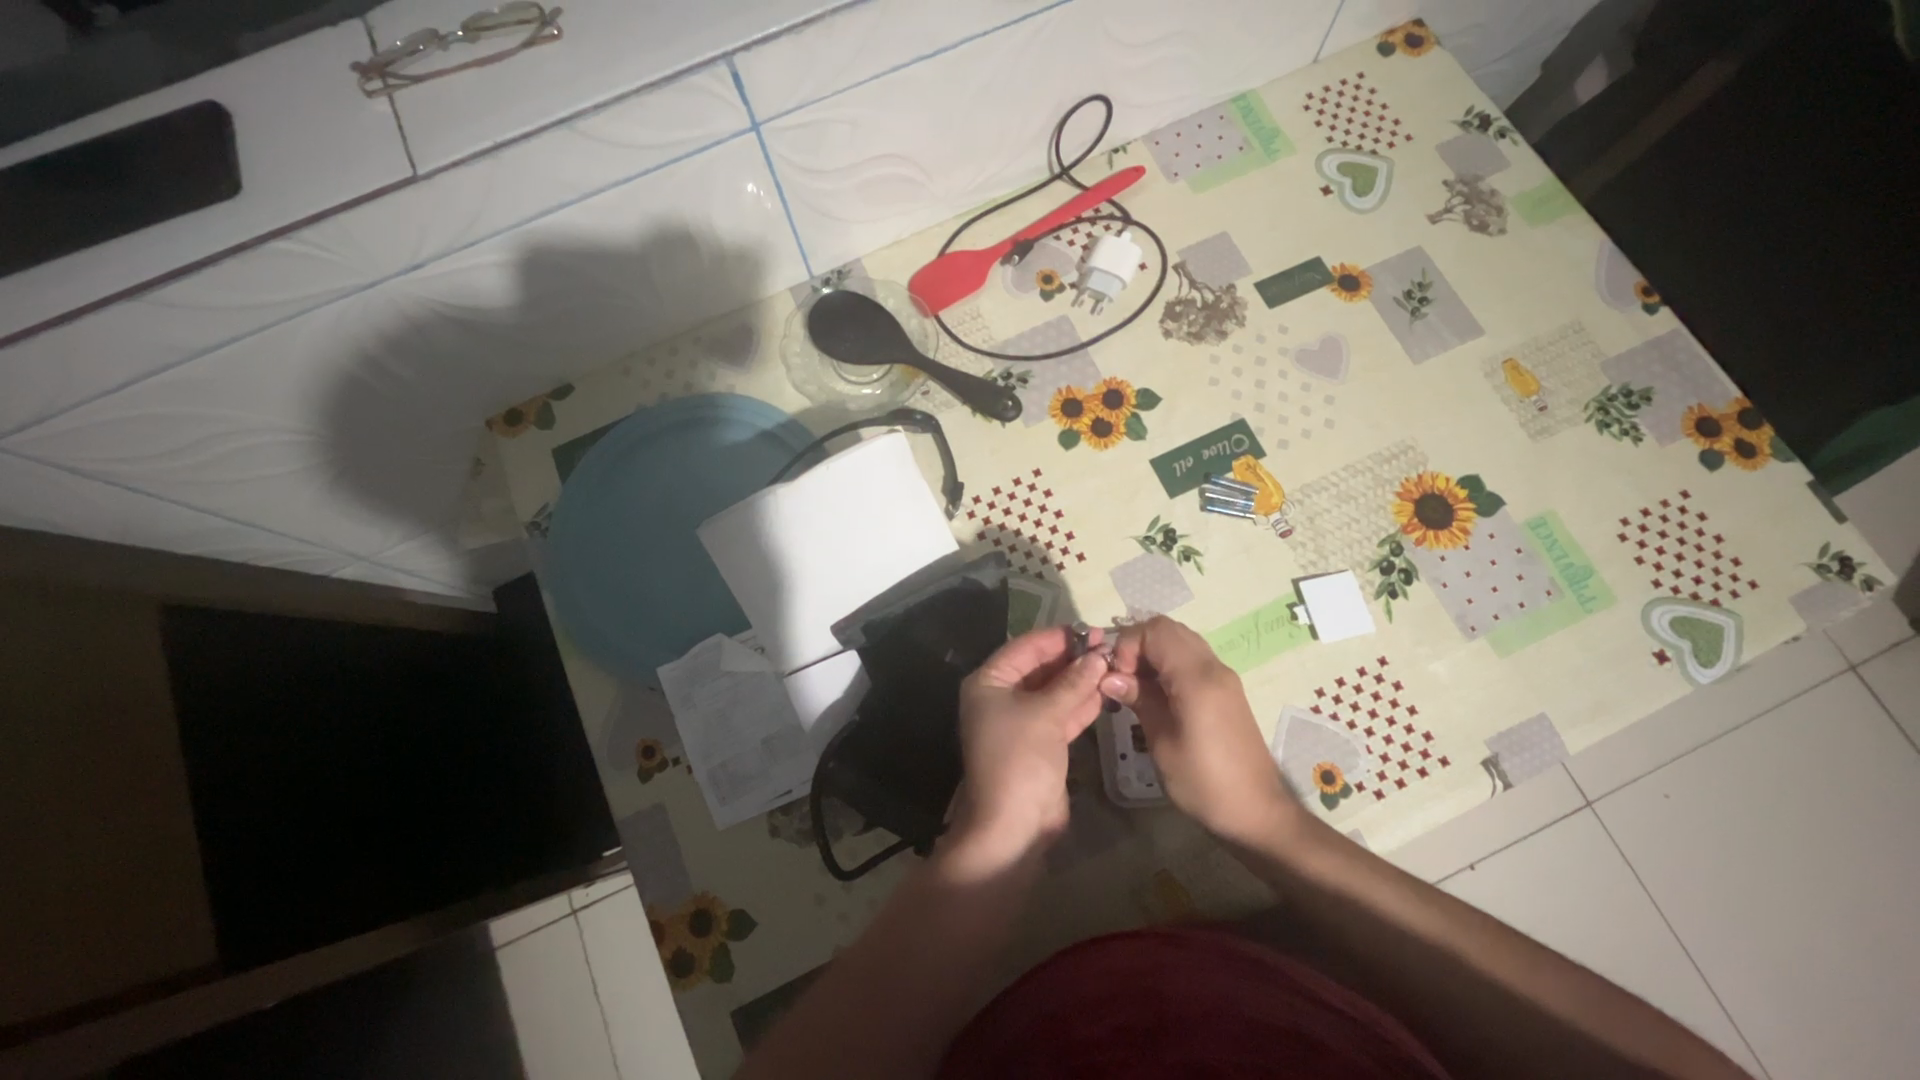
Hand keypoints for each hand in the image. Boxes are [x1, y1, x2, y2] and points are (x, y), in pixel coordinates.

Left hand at [952, 625, 1108, 857]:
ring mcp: (1022, 722)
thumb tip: (1098, 655)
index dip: (1057, 637)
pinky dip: (1082, 702)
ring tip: (1114, 663)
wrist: (1014, 824)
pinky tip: (1108, 689)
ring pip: (1054, 691)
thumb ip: (1073, 682)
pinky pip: (1062, 714)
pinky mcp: (1041, 743)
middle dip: (1072, 658)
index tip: (1090, 629)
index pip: (1025, 647)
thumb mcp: (1046, 714)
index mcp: (989, 683)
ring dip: (1081, 679)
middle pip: (1040, 667)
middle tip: (1108, 645)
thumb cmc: (1019, 759)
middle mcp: (1002, 698)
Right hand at [1099, 616, 1298, 843]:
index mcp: (1197, 677)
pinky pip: (1192, 660)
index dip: (1127, 645)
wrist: (1256, 813)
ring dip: (1153, 654)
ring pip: (1181, 642)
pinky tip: (1157, 696)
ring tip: (1135, 688)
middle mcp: (1213, 667)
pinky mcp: (1226, 692)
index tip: (1116, 678)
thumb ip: (1139, 699)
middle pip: (1169, 629)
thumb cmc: (1203, 782)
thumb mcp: (1162, 742)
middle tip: (1122, 679)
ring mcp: (1223, 678)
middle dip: (1137, 645)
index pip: (1155, 630)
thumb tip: (1109, 676)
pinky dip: (1169, 665)